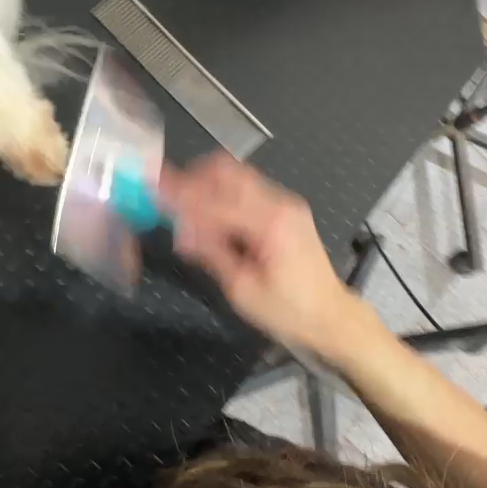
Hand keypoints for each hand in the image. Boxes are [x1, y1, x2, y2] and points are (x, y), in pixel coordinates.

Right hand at [158, 154, 370, 359]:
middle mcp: (280, 203)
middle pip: (228, 171)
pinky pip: (247, 190)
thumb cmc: (289, 312)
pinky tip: (209, 218)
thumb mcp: (243, 290)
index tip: (154, 188)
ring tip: (184, 208)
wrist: (332, 316)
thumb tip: (181, 233)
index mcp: (269, 223)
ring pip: (236, 176)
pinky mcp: (285, 210)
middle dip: (193, 179)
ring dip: (207, 186)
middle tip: (167, 195)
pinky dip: (223, 196)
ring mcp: (286, 203)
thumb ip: (212, 254)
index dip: (181, 194)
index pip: (215, 200)